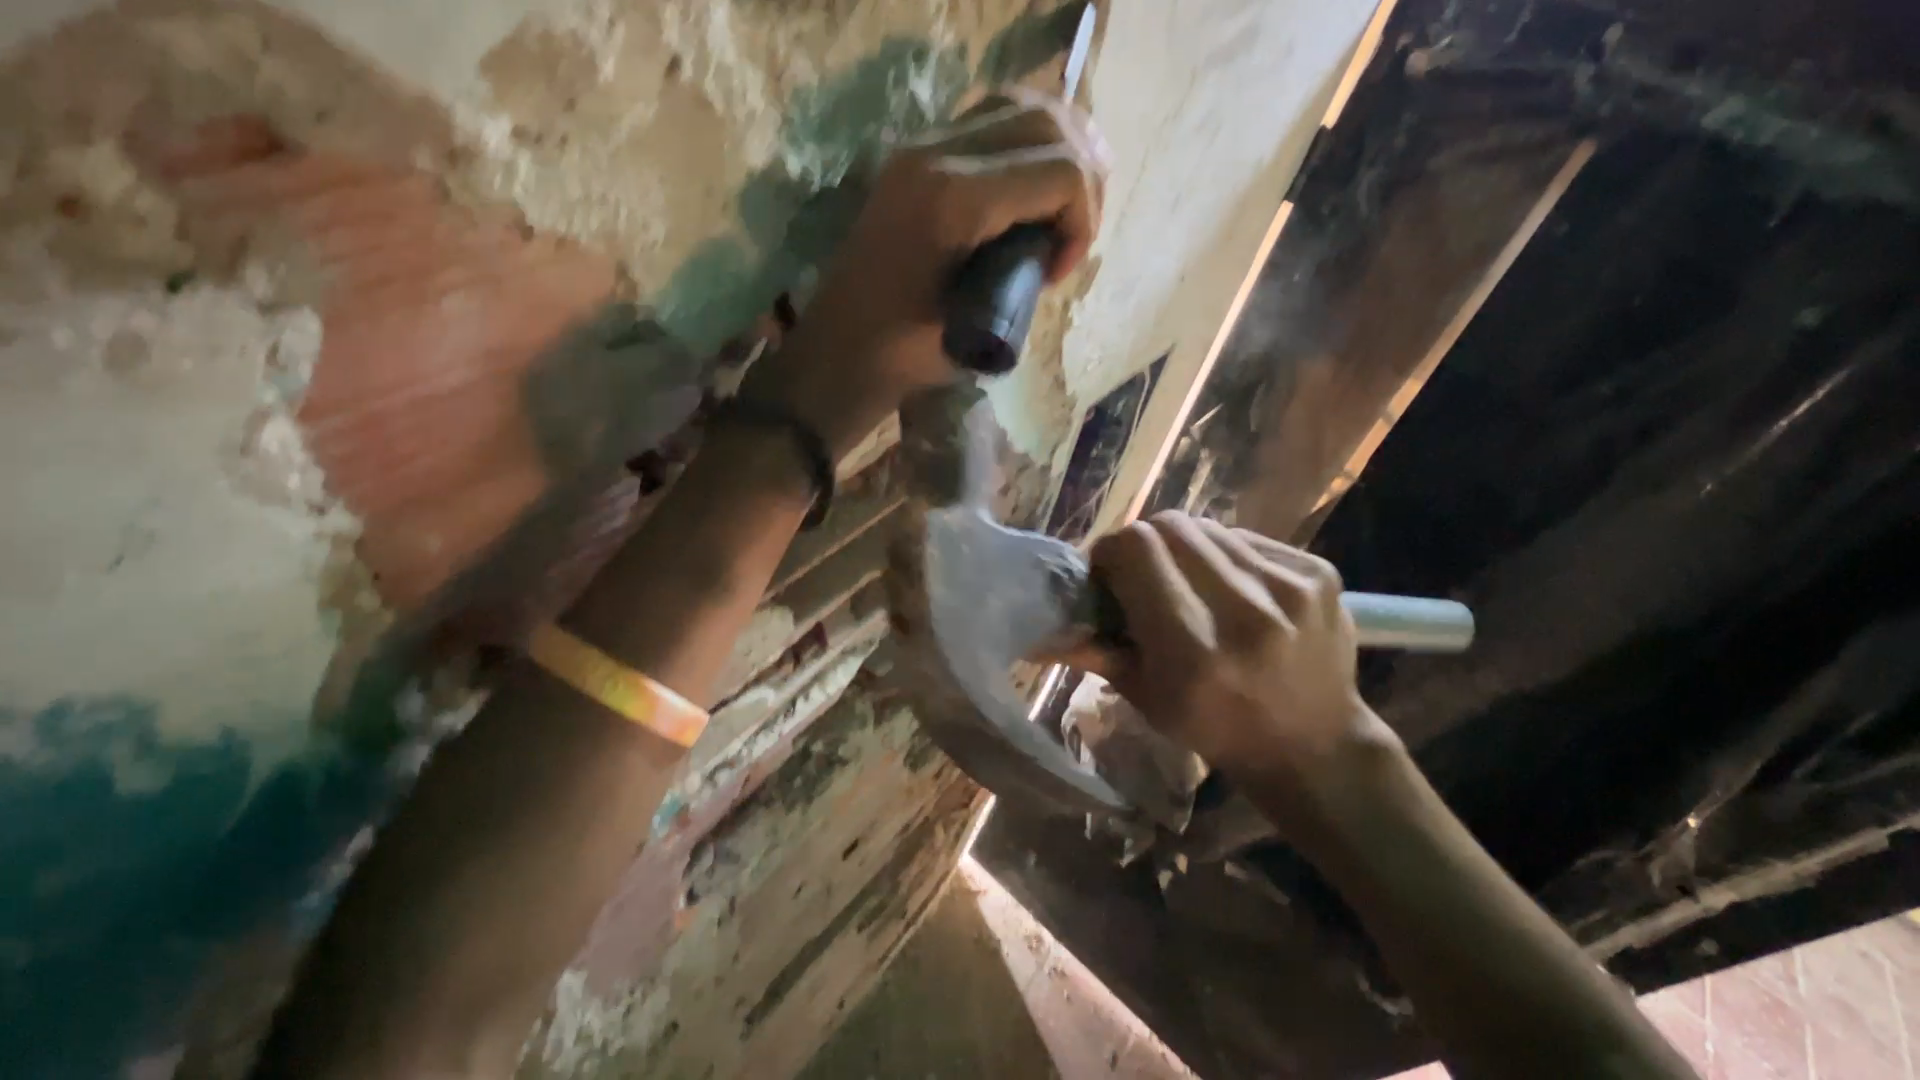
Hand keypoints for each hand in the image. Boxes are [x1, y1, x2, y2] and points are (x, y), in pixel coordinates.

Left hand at [757, 89, 1109, 451]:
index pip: (1062, 172)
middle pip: (1048, 123)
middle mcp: (937, 154)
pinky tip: (1031, 187)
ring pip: (1021, 106)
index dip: (1083, 221)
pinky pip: (989, 117)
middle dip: (1083, 177)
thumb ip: (1028, 271)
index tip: (1058, 272)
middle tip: (1074, 234)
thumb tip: (1057, 245)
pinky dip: (1026, 143)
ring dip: (1059, 149)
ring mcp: (922, 147)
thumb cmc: (904, 356)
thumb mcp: (982, 329)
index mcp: (954, 199)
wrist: (837, 350)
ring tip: (1063, 206)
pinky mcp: (916, 154)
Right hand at [1077, 511, 1401, 784]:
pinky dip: (1229, 556)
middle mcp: (1244, 611)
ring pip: (1209, 528)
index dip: (1111, 554)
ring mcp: (1289, 588)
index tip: (1109, 577)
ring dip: (1187, 549)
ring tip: (1192, 586)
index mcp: (1193, 650)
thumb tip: (1044, 627)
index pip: (1135, 549)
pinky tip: (1235, 591)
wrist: (1315, 745)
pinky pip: (1250, 538)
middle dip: (1145, 545)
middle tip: (1146, 576)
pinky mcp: (1320, 573)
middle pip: (1169, 526)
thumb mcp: (1148, 700)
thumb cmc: (1217, 728)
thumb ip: (1097, 652)